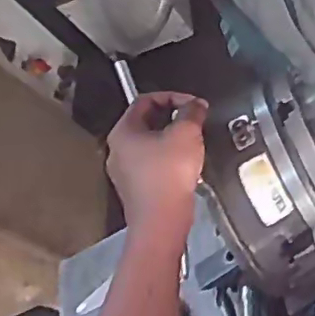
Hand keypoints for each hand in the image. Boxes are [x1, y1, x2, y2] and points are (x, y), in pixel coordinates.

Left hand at [105, 92, 208, 225]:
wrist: (162, 219)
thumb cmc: (169, 173)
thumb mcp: (186, 133)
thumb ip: (192, 112)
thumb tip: (196, 105)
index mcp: (123, 132)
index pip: (145, 100)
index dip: (172, 96)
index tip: (192, 103)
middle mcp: (118, 150)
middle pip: (147, 121)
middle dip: (174, 116)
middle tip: (195, 119)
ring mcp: (125, 170)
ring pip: (151, 142)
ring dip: (174, 136)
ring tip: (194, 139)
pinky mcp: (137, 186)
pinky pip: (154, 162)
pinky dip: (171, 156)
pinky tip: (188, 162)